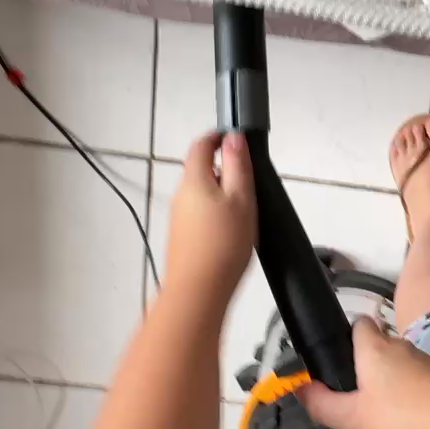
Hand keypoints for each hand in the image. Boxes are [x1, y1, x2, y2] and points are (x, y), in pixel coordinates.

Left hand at [165, 132, 255, 298]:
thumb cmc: (224, 242)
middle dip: (224, 170)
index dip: (217, 138)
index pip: (200, 146)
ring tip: (246, 212)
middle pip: (201, 171)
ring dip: (222, 194)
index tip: (237, 141)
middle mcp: (181, 195)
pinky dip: (216, 214)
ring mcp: (178, 217)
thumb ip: (237, 166)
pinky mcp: (182, 237)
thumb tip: (233, 136)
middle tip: (251, 183)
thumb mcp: (241, 199)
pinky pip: (200, 214)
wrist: (198, 291)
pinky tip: (232, 232)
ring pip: (202, 194)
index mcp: (194, 180)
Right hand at [301, 318, 429, 428]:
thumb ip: (324, 404)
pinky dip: (408, 388)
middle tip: (357, 394)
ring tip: (381, 409)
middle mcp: (398, 344)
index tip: (340, 361)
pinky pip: (415, 374)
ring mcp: (423, 357)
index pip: (359, 322)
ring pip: (397, 361)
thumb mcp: (355, 417)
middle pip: (377, 343)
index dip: (348, 336)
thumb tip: (300, 389)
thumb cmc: (403, 414)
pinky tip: (406, 414)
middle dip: (367, 363)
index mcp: (372, 347)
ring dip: (388, 378)